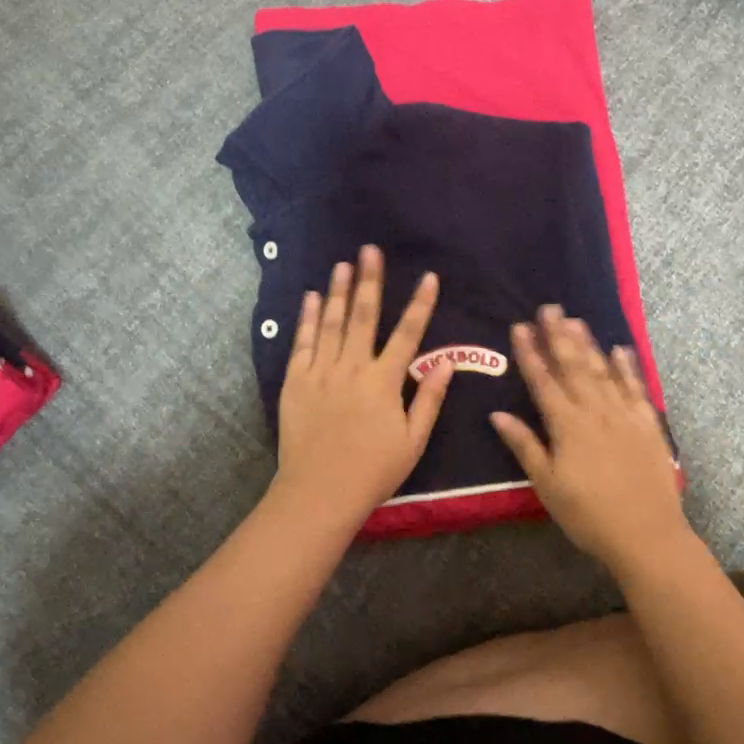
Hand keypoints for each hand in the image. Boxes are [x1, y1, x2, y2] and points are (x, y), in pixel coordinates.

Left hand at [272, 245, 451, 521]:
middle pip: (364, 316)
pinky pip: (303, 342)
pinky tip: (312, 296)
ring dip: (339, 290)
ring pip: (332, 323)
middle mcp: (353, 368)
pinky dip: (308, 318)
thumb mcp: (413, 441)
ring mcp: (321, 372)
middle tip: (370, 250)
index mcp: (384, 382)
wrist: (318, 492)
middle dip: (369, 280)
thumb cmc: (373, 471)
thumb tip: (447, 365)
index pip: (408, 334)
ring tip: (343, 263)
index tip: (428, 277)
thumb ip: (429, 400)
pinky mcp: (296, 381)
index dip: (420, 304)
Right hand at [490, 306, 690, 572]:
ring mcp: (624, 415)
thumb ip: (525, 446)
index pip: (543, 381)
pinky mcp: (648, 424)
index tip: (520, 327)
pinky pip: (636, 388)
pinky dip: (627, 367)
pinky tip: (620, 349)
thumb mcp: (548, 486)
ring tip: (576, 319)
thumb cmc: (589, 515)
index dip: (531, 353)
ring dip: (588, 344)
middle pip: (574, 366)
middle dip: (559, 336)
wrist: (647, 534)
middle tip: (549, 308)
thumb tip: (498, 414)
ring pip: (603, 371)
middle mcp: (595, 411)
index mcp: (567, 425)